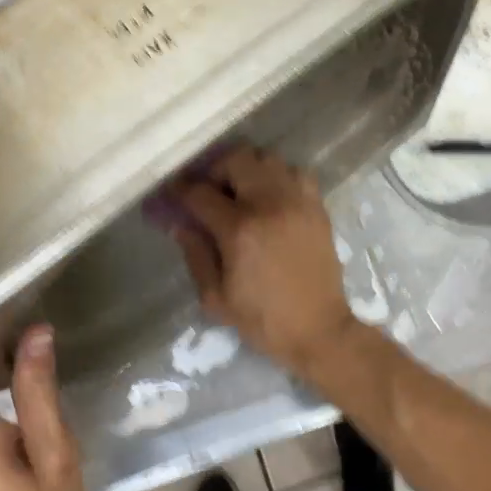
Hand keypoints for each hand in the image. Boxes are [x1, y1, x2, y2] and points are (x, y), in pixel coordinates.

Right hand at [164, 146, 359, 377]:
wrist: (319, 331)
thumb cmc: (263, 320)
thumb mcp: (215, 297)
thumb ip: (195, 254)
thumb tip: (180, 223)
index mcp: (240, 230)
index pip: (200, 193)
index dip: (180, 190)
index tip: (171, 193)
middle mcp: (269, 204)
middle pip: (235, 160)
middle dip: (215, 171)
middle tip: (208, 191)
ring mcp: (297, 201)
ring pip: (266, 159)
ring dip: (246, 170)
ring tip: (239, 192)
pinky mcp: (317, 207)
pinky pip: (294, 172)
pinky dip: (277, 177)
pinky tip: (270, 198)